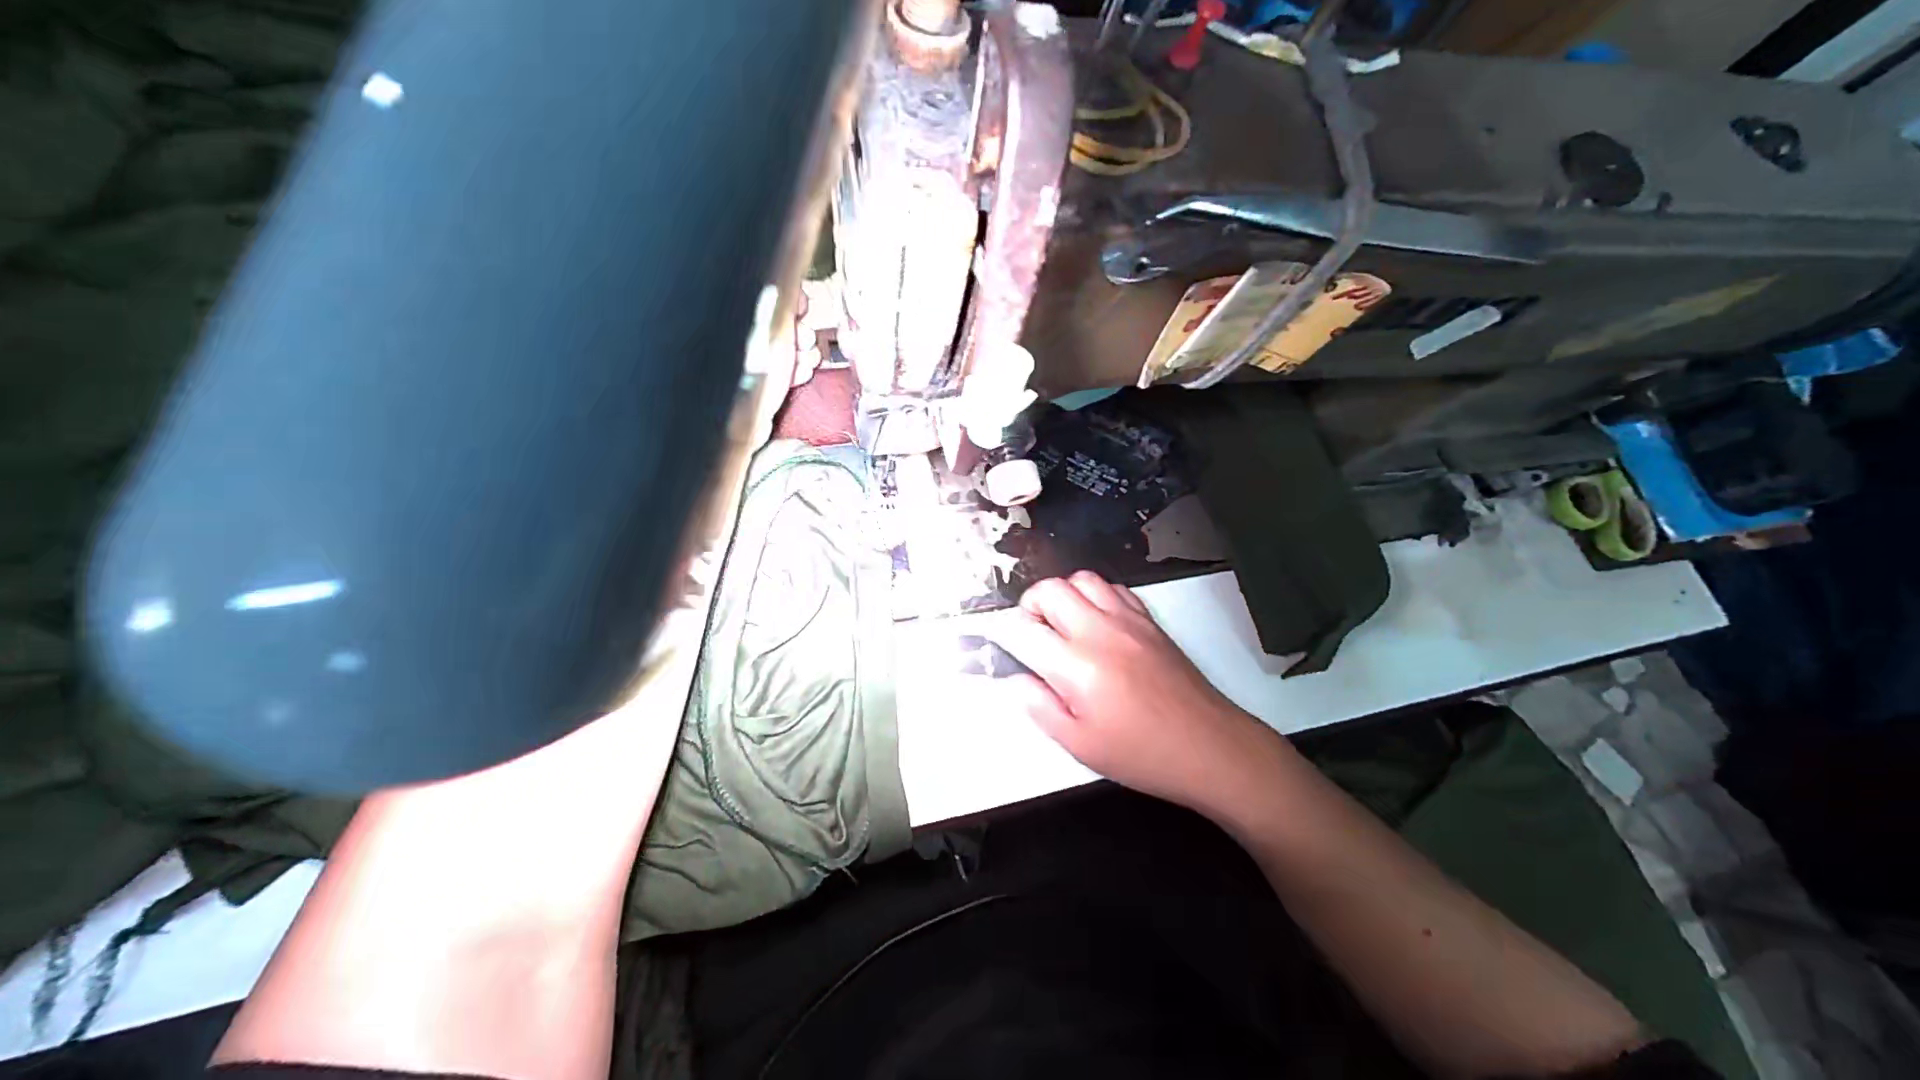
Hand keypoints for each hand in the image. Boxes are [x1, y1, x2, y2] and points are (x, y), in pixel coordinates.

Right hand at [989, 571, 1282, 811]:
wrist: (1209, 746)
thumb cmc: (1143, 753)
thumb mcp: (1080, 745)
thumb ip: (1040, 707)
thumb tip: (1018, 680)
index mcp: (1077, 667)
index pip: (1025, 631)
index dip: (1007, 637)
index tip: (1007, 650)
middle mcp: (1100, 632)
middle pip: (1050, 589)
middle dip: (1030, 606)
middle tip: (1032, 633)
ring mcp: (1128, 621)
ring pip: (1082, 579)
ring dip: (1063, 595)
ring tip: (1062, 624)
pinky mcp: (1149, 621)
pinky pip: (1114, 589)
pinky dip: (1095, 596)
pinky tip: (1096, 622)